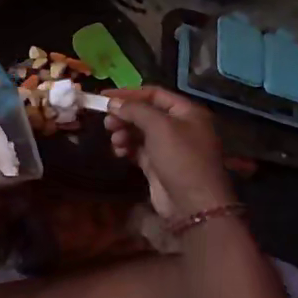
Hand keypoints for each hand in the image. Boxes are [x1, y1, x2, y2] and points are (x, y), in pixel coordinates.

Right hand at [104, 87, 236, 218]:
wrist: (192, 203)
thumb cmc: (180, 158)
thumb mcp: (159, 127)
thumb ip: (135, 110)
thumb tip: (113, 103)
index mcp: (187, 112)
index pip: (154, 94)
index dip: (129, 94)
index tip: (104, 97)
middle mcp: (179, 126)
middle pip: (146, 113)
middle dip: (125, 116)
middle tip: (107, 122)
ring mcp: (169, 147)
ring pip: (140, 132)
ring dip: (124, 132)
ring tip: (115, 140)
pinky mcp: (158, 165)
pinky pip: (138, 149)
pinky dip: (127, 147)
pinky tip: (119, 152)